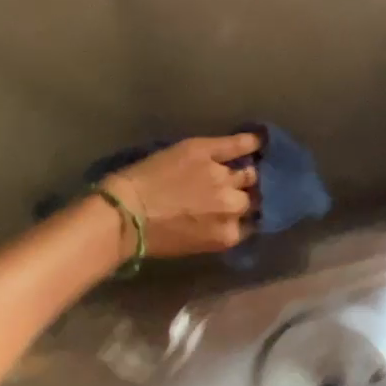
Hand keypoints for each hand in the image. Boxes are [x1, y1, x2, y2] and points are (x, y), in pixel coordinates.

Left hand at [101, 134, 260, 257]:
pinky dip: (250, 141)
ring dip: (247, 171)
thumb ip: (219, 231)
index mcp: (228, 234)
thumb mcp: (195, 245)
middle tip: (240, 188)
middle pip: (253, 197)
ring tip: (248, 165)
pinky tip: (259, 140)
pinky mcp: (206, 151)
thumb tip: (233, 220)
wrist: (126, 214)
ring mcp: (220, 176)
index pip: (253, 222)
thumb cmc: (153, 237)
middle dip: (248, 194)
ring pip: (247, 172)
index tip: (245, 211)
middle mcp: (231, 205)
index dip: (249, 215)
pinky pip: (237, 144)